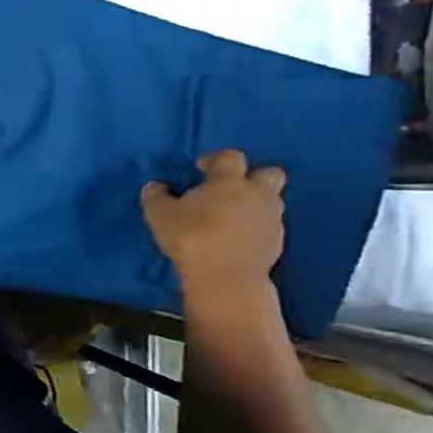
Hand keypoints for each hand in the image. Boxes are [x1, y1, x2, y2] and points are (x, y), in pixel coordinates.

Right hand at [141, 149, 285, 294]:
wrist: (226, 276)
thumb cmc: (191, 237)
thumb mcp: (159, 214)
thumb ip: (155, 196)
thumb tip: (155, 186)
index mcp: (229, 182)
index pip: (230, 157)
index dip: (215, 158)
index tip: (200, 167)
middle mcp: (257, 194)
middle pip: (269, 173)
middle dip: (252, 175)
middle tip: (228, 188)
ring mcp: (271, 218)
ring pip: (271, 199)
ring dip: (254, 201)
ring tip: (230, 214)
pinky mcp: (277, 241)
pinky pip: (268, 223)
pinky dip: (254, 224)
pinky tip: (235, 235)